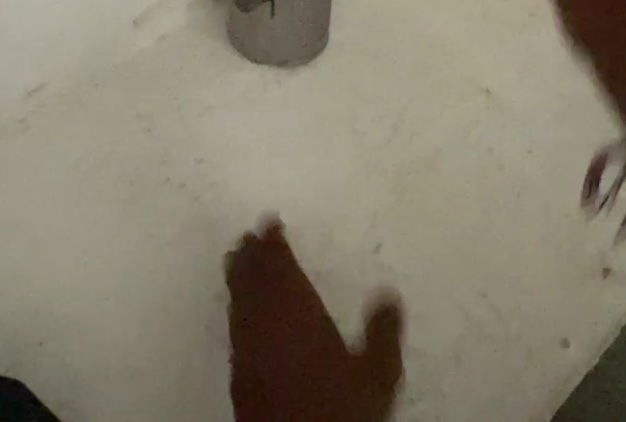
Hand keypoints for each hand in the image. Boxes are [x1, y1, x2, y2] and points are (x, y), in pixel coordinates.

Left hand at [226, 220, 403, 421]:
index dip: (275, 245)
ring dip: (240, 277)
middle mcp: (268, 325)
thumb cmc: (338, 410)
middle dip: (253, 256)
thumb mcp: (376, 375)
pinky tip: (239, 312)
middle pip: (255, 281)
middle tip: (249, 235)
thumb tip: (390, 294)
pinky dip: (236, 307)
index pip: (282, 269)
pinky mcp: (239, 376)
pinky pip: (235, 326)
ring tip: (237, 258)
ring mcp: (249, 351)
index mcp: (299, 314)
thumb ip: (381, 332)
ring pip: (241, 302)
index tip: (270, 222)